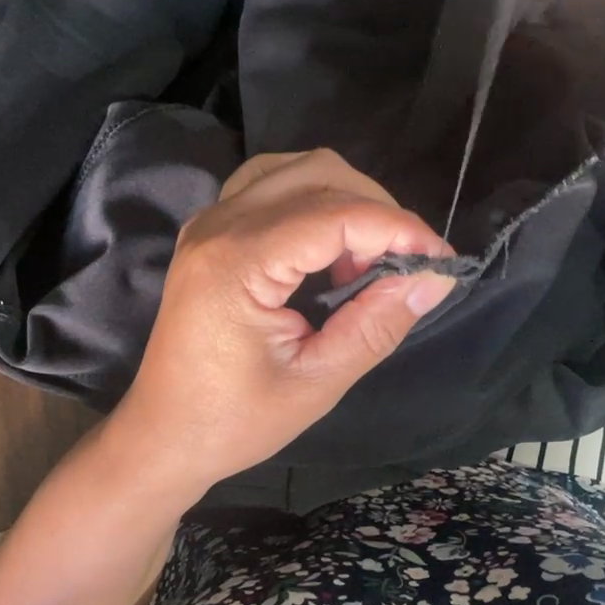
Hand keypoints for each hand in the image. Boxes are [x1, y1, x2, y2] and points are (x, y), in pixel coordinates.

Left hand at [104, 149, 457, 491]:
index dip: (399, 229)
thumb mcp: (316, 382)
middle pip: (319, 174)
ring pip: (295, 170)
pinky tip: (327, 249)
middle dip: (377, 211)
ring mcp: (209, 223)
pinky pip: (270, 185)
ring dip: (346, 200)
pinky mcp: (209, 231)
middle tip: (403, 267)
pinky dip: (313, 202)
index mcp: (238, 264)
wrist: (163, 434)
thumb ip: (377, 325)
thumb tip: (434, 278)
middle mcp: (219, 226)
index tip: (441, 261)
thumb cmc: (234, 421)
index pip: (336, 214)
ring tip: (365, 260)